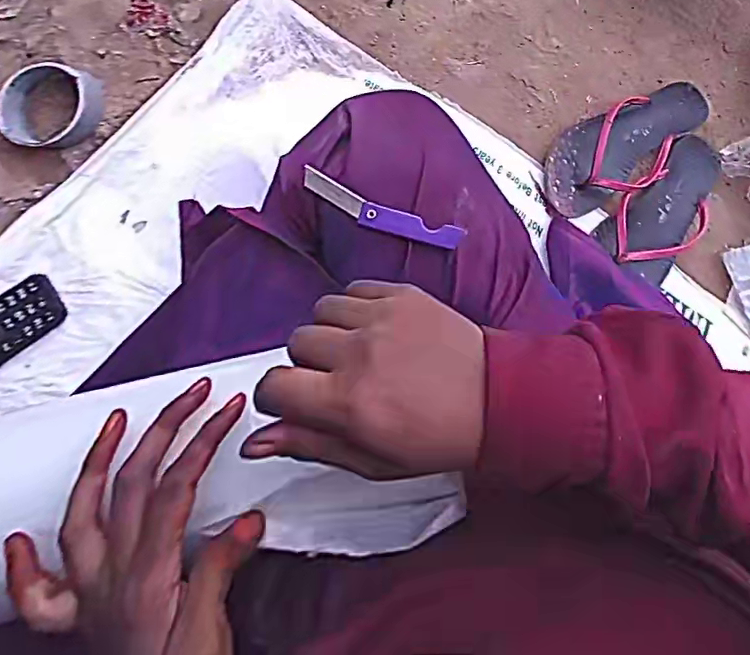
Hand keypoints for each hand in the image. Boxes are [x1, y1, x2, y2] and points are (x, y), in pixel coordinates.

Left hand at [3, 379, 262, 654]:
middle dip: (164, 428)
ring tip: (113, 422)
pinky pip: (37, 596)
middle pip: (133, 483)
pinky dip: (22, 566)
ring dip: (94, 463)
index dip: (203, 440)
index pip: (176, 486)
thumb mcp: (210, 631)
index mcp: (147, 577)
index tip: (226, 411)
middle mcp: (111, 579)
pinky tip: (16, 542)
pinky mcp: (80, 618)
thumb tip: (248, 520)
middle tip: (191, 396)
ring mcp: (90, 595)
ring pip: (80, 516)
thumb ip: (221, 570)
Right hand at [241, 281, 484, 479]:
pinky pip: (352, 289)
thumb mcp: (370, 460)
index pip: (275, 385)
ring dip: (330, 331)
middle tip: (338, 379)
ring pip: (320, 311)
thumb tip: (256, 440)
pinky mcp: (401, 294)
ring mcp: (382, 317)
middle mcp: (360, 353)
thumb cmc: (436, 437)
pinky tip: (376, 329)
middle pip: (296, 343)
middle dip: (308, 364)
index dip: (277, 395)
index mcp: (349, 402)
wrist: (492, 398)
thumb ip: (309, 444)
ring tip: (358, 350)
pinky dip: (355, 308)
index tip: (292, 397)